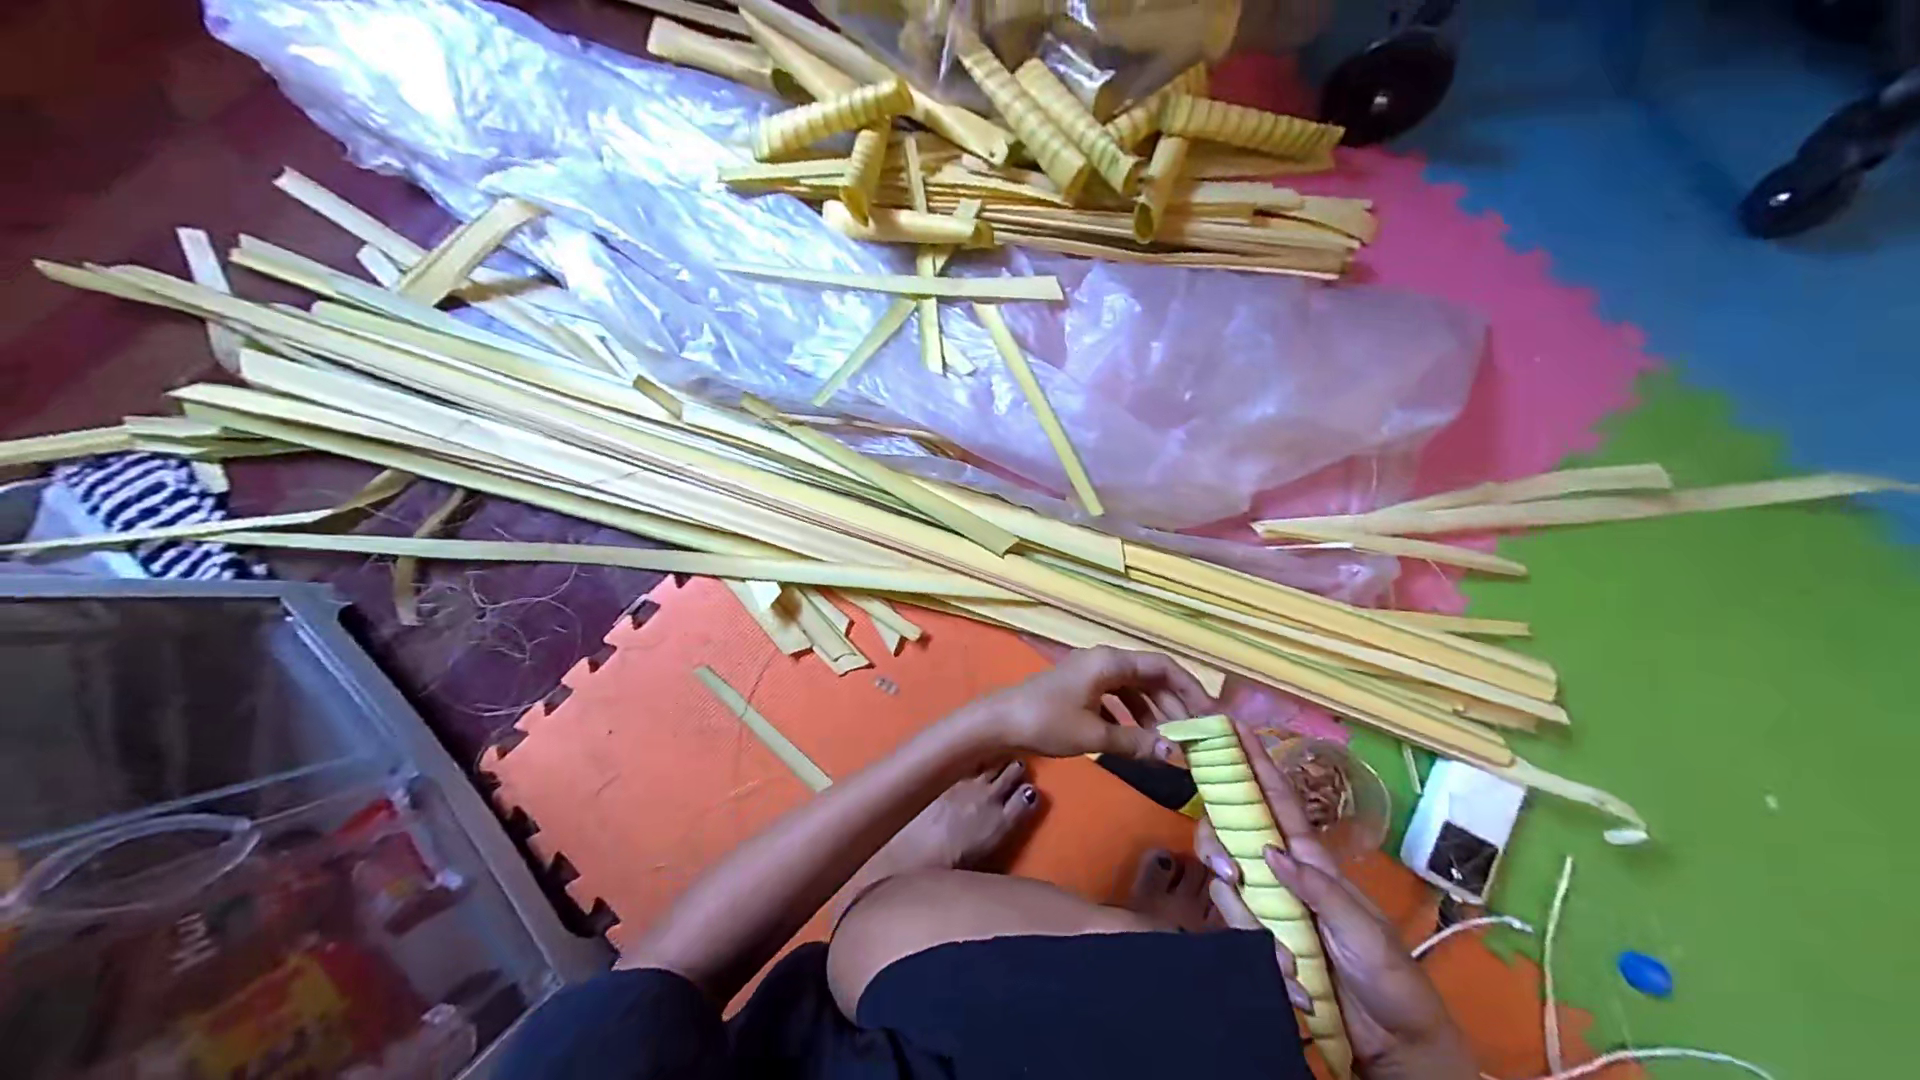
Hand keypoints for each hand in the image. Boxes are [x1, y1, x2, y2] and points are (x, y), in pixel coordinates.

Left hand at [955, 646, 1214, 760]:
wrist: (998, 724)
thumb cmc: (1047, 722)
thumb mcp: (1095, 734)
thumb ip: (1137, 742)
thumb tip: (1177, 754)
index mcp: (1110, 662)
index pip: (1163, 667)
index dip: (1191, 689)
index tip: (1211, 715)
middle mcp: (1103, 661)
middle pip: (1150, 678)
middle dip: (1174, 706)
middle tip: (1194, 737)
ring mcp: (1089, 675)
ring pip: (1133, 690)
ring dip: (1153, 714)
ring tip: (1169, 744)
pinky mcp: (1078, 691)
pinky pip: (1114, 699)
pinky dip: (1130, 717)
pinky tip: (1136, 739)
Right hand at [1196, 722, 1476, 1079]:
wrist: (1393, 1045)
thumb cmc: (1390, 978)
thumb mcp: (1365, 931)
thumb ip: (1318, 889)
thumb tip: (1267, 850)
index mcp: (1310, 858)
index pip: (1277, 800)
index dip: (1257, 763)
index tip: (1233, 729)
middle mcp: (1279, 872)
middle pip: (1229, 834)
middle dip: (1219, 846)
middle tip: (1230, 873)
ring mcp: (1266, 905)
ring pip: (1225, 882)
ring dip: (1249, 920)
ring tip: (1292, 963)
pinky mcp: (1257, 939)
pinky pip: (1234, 927)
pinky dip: (1258, 951)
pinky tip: (1293, 980)